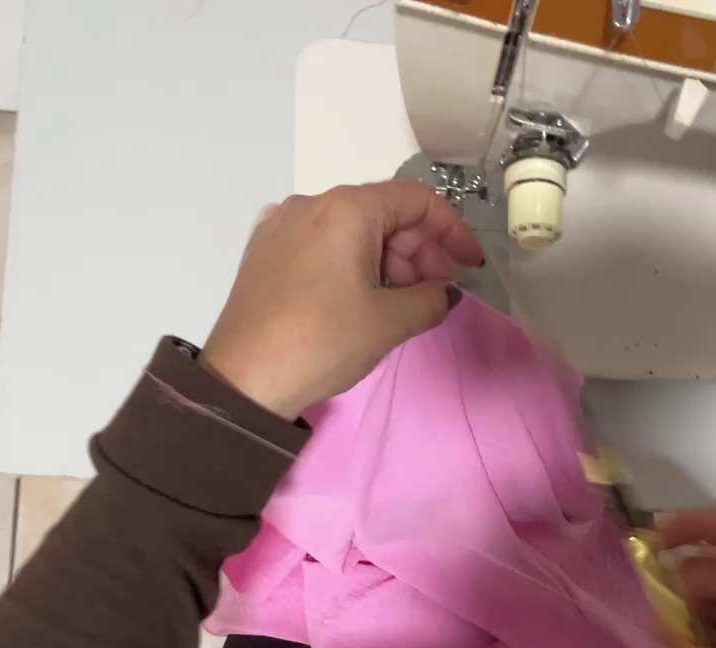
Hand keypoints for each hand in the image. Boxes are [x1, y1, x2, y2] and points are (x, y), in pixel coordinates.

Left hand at [201, 180, 485, 418]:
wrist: (245, 378)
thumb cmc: (323, 341)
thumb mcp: (390, 322)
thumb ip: (431, 300)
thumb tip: (444, 292)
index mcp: (346, 208)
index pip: (417, 201)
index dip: (453, 232)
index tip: (471, 266)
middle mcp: (311, 204)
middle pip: (384, 214)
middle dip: (420, 253)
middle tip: (436, 296)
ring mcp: (283, 226)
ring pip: (354, 232)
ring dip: (390, 263)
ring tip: (402, 306)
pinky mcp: (267, 253)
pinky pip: (325, 247)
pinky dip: (356, 267)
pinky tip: (363, 302)